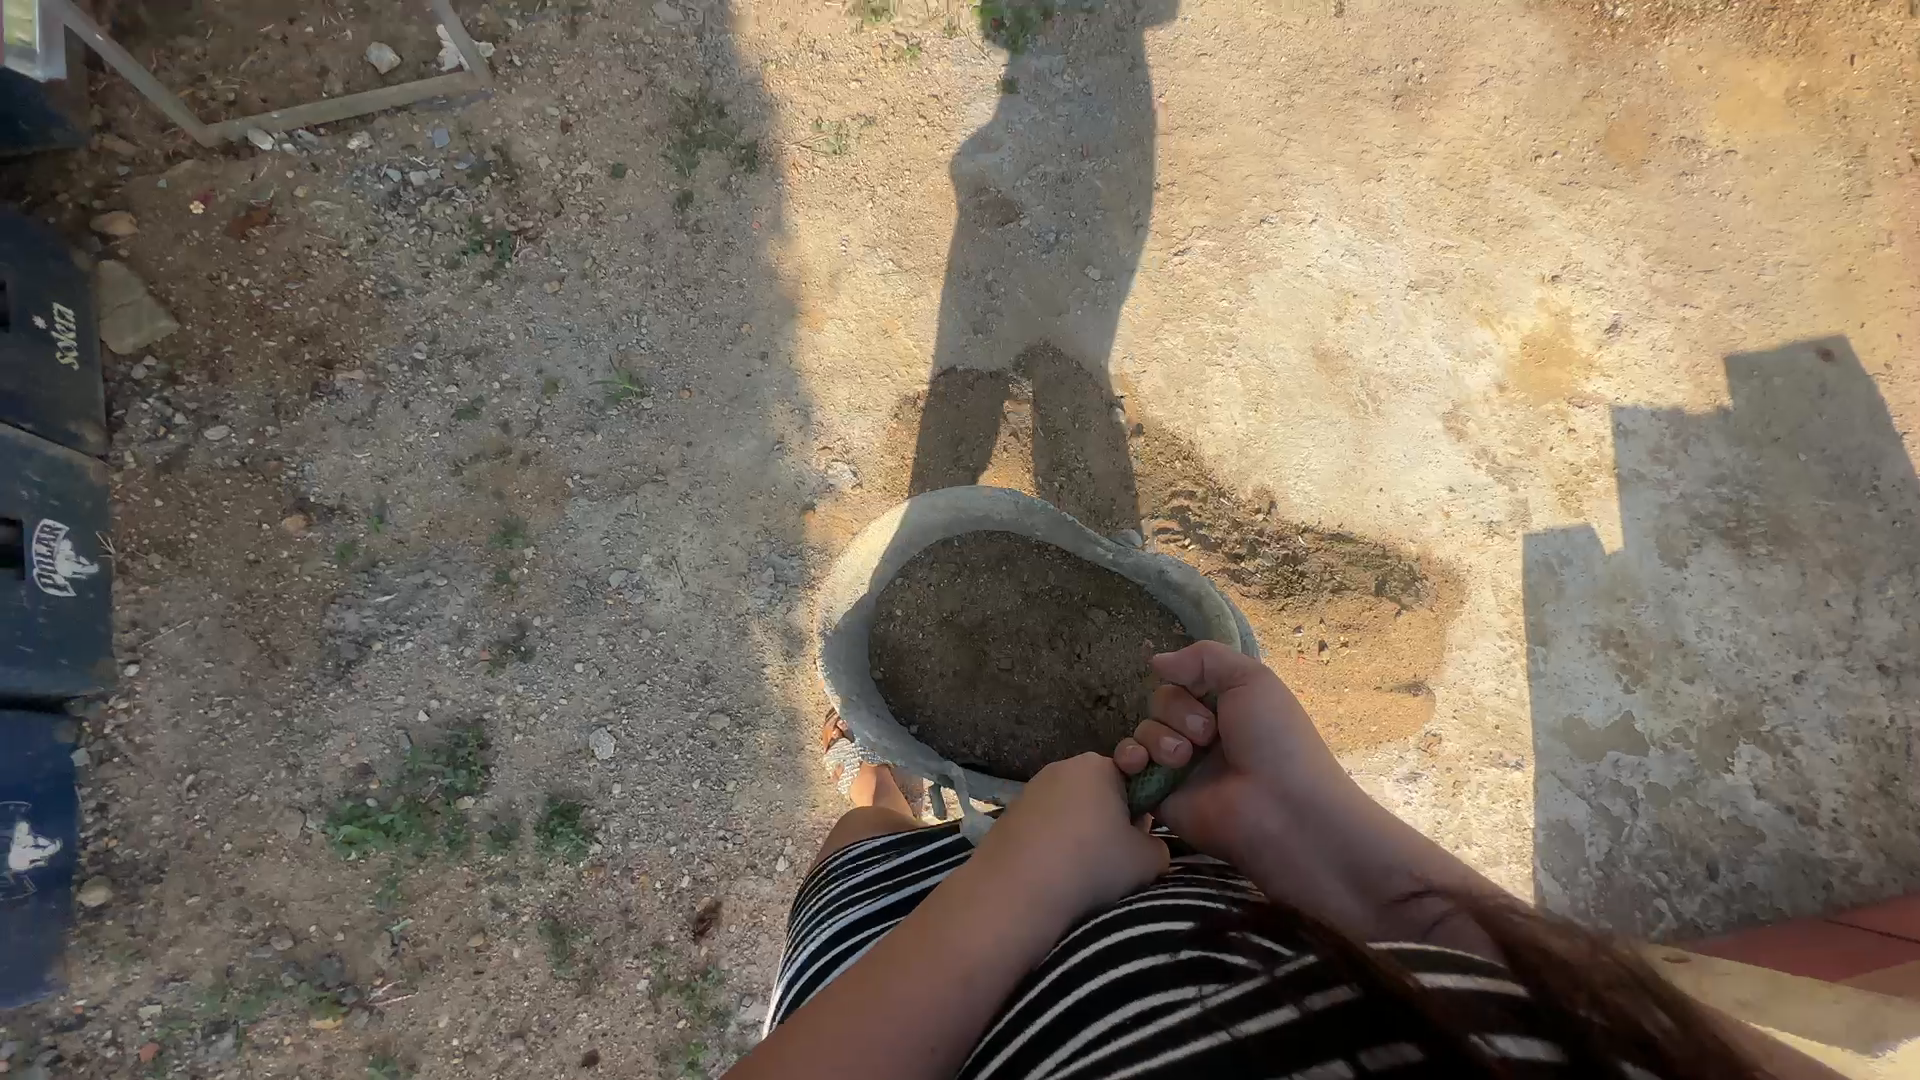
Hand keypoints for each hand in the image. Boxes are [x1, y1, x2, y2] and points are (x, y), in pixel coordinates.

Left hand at [971, 753, 1168, 924]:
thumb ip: (1158, 845)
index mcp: (1099, 765)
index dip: (1140, 812)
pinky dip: (1051, 843)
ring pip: (1069, 810)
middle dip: (1108, 822)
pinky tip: (1050, 871)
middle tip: (1110, 861)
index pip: (1133, 780)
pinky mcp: (1009, 811)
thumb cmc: (1092, 864)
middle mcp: (1063, 766)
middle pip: (1099, 793)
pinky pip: (1043, 825)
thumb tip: (1146, 844)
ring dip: (1078, 833)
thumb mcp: (1149, 860)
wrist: (1018, 889)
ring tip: (1077, 872)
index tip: (1136, 842)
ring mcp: (1031, 788)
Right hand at [1114, 641, 1363, 870]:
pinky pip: (1128, 768)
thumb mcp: (1252, 679)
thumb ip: (1204, 657)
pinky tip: (1140, 762)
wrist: (1283, 812)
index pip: (1183, 680)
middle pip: (1160, 703)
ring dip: (1159, 738)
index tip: (1209, 697)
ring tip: (1184, 759)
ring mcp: (1179, 767)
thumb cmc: (1276, 740)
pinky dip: (1128, 758)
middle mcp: (1200, 734)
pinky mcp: (1161, 796)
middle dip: (1177, 712)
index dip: (1188, 682)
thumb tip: (1155, 661)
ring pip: (1144, 732)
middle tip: (1207, 736)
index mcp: (1224, 707)